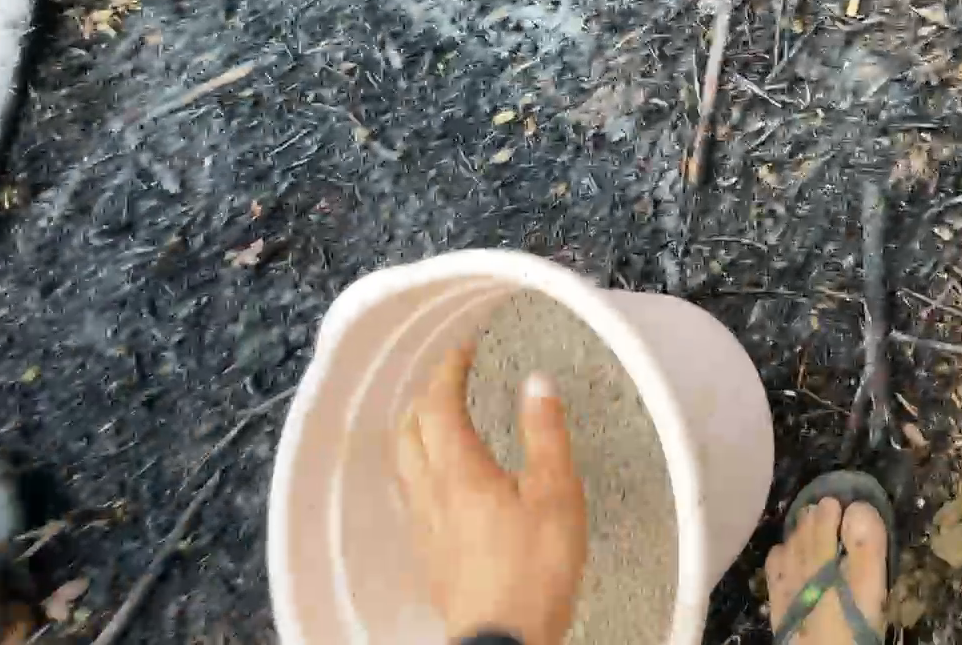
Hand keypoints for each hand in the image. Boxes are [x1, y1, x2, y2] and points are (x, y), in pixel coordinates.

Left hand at [396, 344, 587, 644]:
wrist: (504, 644)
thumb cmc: (537, 564)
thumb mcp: (556, 490)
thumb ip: (545, 431)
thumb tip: (536, 380)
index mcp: (461, 474)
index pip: (438, 408)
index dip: (447, 372)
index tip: (463, 347)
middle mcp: (432, 496)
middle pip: (408, 434)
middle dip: (423, 397)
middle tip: (450, 375)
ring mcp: (426, 528)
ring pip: (405, 464)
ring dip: (419, 428)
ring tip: (444, 412)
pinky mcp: (431, 553)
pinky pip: (415, 491)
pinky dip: (425, 461)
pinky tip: (449, 473)